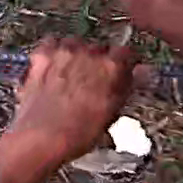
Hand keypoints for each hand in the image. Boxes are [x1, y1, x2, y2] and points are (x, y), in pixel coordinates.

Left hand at [0, 37, 136, 173]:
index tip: (119, 72)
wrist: (40, 138)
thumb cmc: (77, 134)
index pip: (125, 53)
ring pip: (75, 44)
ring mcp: (63, 53)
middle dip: (97, 62)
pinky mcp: (41, 56)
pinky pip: (51, 44)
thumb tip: (141, 72)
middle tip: (91, 81)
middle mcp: (88, 53)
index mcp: (111, 67)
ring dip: (75, 55)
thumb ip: (126, 87)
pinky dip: (53, 52)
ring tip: (69, 76)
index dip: (122, 64)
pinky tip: (52, 68)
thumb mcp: (110, 114)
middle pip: (99, 48)